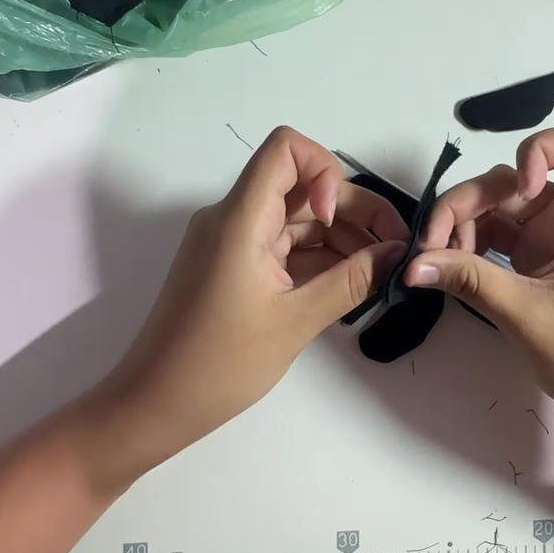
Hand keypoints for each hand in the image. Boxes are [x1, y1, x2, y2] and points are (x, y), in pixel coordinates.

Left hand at [99, 127, 408, 463]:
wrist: (156, 403)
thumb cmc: (221, 364)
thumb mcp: (296, 321)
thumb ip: (352, 282)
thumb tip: (397, 253)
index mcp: (240, 219)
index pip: (286, 149)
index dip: (326, 171)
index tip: (341, 220)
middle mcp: (233, 218)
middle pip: (301, 186)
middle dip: (351, 210)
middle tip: (394, 249)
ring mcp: (232, 243)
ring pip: (297, 219)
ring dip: (341, 237)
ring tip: (379, 273)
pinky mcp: (234, 267)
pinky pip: (284, 247)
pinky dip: (318, 258)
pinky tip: (350, 283)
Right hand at [404, 122, 553, 430]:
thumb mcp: (526, 315)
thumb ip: (469, 281)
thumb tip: (412, 265)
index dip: (538, 149)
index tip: (515, 191)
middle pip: (511, 180)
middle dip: (467, 203)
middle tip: (431, 245)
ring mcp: (549, 239)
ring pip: (496, 208)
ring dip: (460, 226)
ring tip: (435, 261)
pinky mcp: (533, 261)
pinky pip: (494, 238)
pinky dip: (467, 248)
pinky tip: (446, 268)